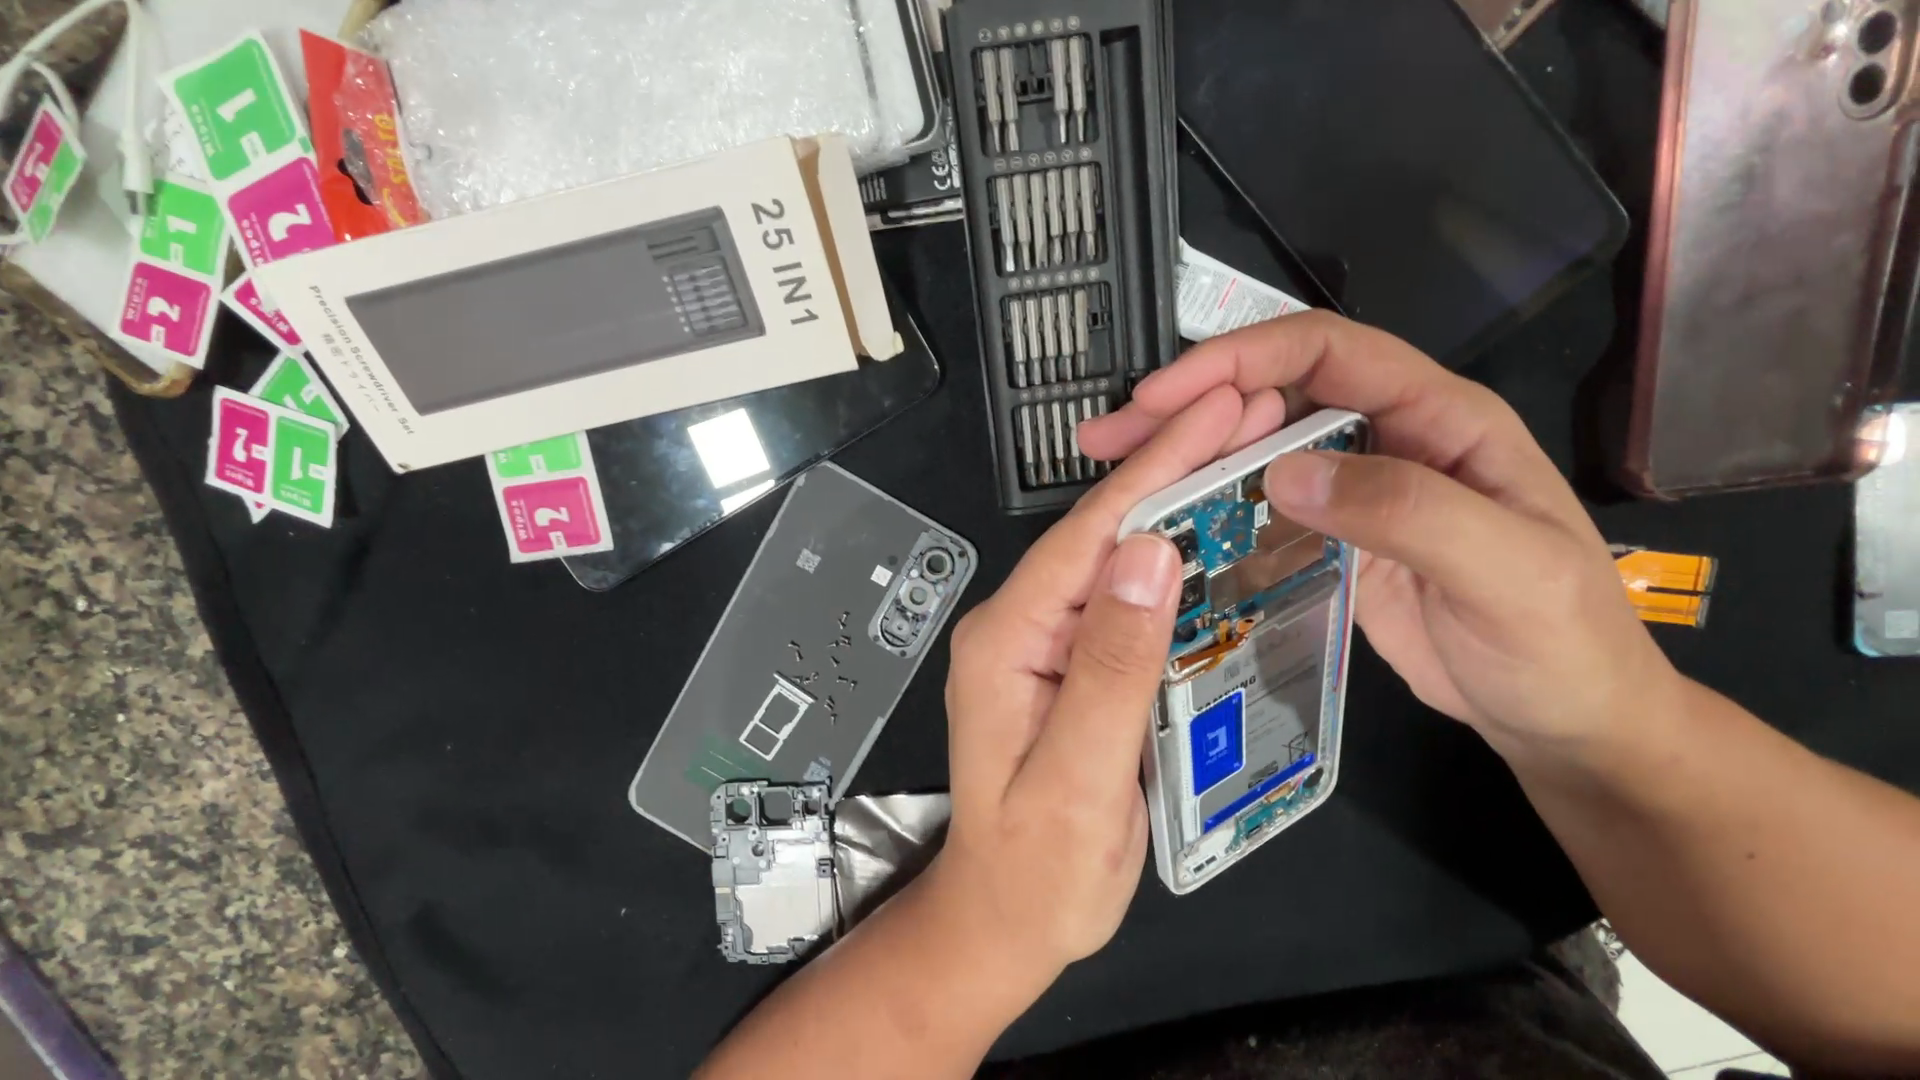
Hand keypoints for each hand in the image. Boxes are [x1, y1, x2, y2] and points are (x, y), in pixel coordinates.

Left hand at [926, 386, 1280, 984]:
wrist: (1007, 921)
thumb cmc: (1036, 867)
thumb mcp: (1077, 778)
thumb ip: (1111, 666)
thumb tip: (1150, 552)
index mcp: (1008, 638)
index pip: (1088, 537)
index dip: (1155, 470)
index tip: (1217, 411)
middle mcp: (1024, 626)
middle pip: (1105, 536)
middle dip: (1175, 469)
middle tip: (1249, 411)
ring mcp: (1051, 644)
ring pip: (1123, 564)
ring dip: (1182, 507)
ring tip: (1248, 453)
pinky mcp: (1079, 667)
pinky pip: (1133, 605)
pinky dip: (1180, 566)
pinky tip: (1221, 537)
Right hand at [1079, 312, 1679, 756]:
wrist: (1566, 718)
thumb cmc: (1560, 640)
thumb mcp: (1505, 570)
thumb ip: (1405, 509)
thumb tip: (1284, 473)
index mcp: (1438, 418)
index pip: (1326, 352)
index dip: (1240, 359)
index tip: (1164, 395)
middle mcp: (1388, 440)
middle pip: (1273, 393)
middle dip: (1188, 403)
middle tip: (1110, 437)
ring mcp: (1354, 493)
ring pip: (1256, 449)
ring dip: (1186, 454)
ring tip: (1117, 474)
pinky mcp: (1329, 542)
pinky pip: (1257, 509)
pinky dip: (1208, 508)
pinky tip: (1165, 526)